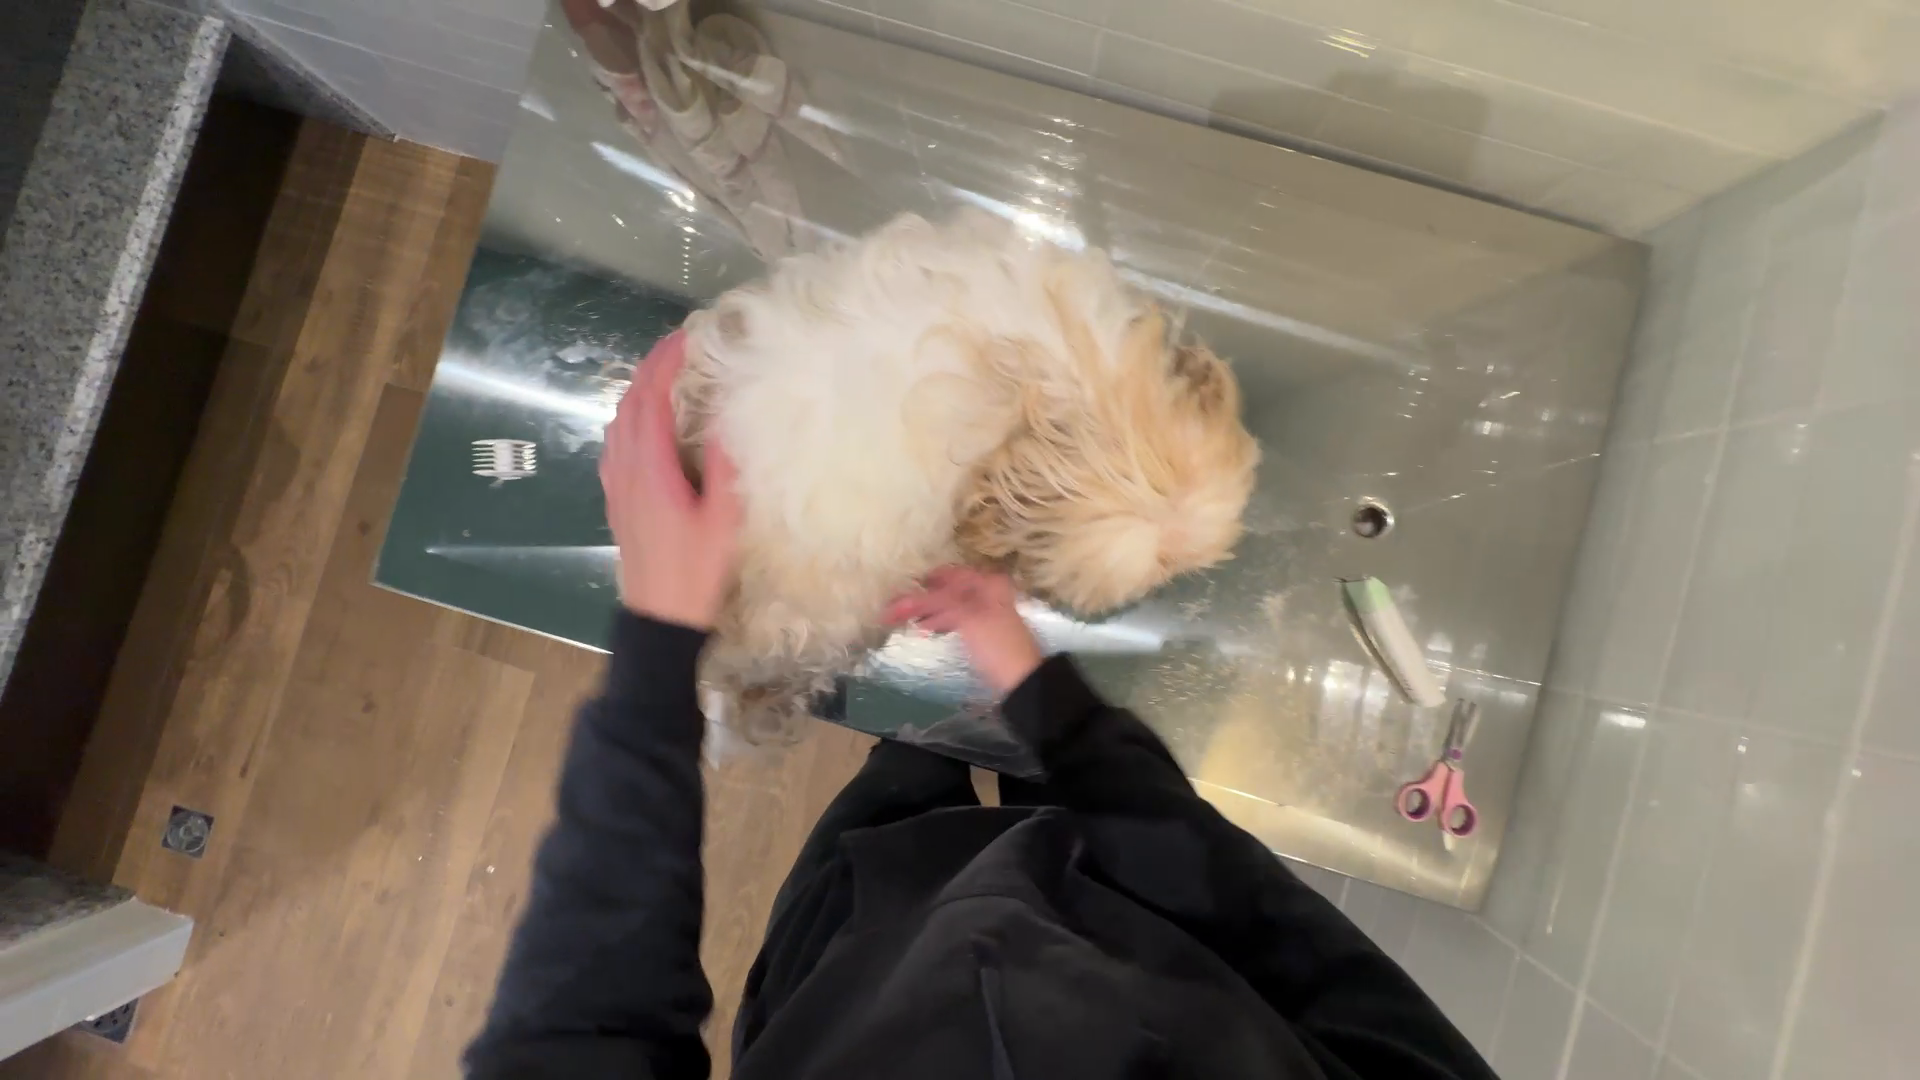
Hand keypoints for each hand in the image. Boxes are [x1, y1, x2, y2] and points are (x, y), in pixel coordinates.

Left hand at [600, 330, 742, 629]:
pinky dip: (630, 419)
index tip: (687, 337)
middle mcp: (625, 468)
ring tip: (665, 379)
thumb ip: (722, 468)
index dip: (666, 363)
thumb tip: (724, 421)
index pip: (651, 399)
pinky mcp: (617, 499)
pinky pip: (616, 444)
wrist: (660, 617)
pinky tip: (644, 427)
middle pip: (629, 404)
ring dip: (638, 393)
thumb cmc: (696, 571)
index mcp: (650, 467)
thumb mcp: (723, 521)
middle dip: (650, 370)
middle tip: (679, 348)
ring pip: (618, 423)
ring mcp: (616, 484)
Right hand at [884, 566, 1044, 694]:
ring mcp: (985, 609)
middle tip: (892, 609)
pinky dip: (939, 620)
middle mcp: (986, 590)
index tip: (894, 597)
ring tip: (903, 620)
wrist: (1022, 679)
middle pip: (945, 589)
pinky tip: (925, 628)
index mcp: (986, 582)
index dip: (919, 586)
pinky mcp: (982, 628)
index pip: (945, 576)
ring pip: (948, 603)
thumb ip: (939, 602)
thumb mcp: (968, 618)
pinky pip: (954, 617)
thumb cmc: (996, 645)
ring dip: (926, 610)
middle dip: (919, 598)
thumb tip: (912, 594)